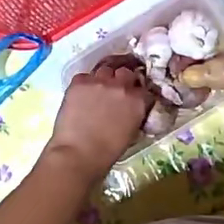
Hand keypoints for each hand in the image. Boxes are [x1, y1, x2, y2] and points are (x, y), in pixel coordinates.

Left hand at [42, 63, 153, 177]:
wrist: (79, 153)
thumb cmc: (108, 151)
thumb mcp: (132, 132)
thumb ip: (135, 114)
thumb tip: (132, 109)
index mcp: (138, 100)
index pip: (144, 88)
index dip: (137, 92)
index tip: (133, 98)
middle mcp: (121, 85)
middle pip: (125, 72)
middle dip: (122, 80)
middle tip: (115, 91)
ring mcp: (99, 81)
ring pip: (105, 70)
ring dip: (104, 79)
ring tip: (96, 91)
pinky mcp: (79, 81)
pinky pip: (84, 76)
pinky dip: (84, 84)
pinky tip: (80, 96)